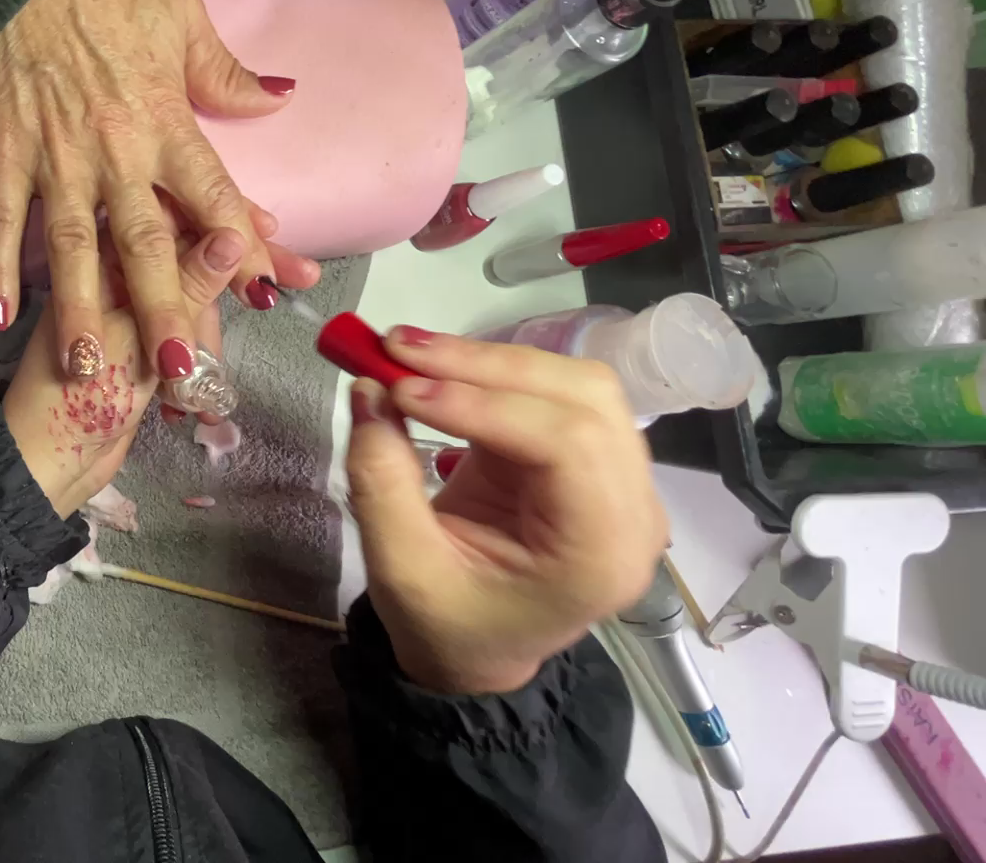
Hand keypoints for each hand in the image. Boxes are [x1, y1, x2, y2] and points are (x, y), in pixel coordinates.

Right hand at [0, 0, 303, 385]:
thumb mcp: (184, 19)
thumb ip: (227, 73)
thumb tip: (279, 97)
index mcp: (165, 121)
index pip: (213, 198)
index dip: (242, 249)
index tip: (266, 295)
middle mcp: (115, 152)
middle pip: (146, 243)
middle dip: (165, 308)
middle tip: (181, 371)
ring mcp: (54, 157)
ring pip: (73, 246)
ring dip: (80, 309)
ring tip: (89, 367)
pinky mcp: (3, 152)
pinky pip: (0, 219)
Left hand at [4, 225, 249, 516]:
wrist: (44, 465)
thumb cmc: (76, 396)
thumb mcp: (135, 337)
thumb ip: (184, 286)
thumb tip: (233, 232)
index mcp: (101, 261)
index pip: (171, 225)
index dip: (225, 223)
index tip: (273, 232)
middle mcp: (113, 279)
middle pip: (188, 264)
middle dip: (240, 274)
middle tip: (302, 275)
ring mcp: (124, 316)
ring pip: (187, 306)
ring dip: (220, 328)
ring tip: (260, 335)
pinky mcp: (135, 351)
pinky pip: (180, 341)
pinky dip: (201, 358)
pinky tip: (217, 383)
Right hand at [345, 329, 667, 693]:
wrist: (475, 648)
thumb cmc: (445, 623)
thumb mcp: (400, 567)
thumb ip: (381, 482)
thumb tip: (368, 392)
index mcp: (600, 552)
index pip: (568, 445)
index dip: (483, 404)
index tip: (401, 389)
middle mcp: (630, 506)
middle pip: (581, 398)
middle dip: (482, 364)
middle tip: (394, 348)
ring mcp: (613, 476)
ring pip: (569, 382)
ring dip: (485, 357)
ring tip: (406, 349)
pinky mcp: (577, 455)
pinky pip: (543, 391)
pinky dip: (484, 370)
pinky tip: (432, 366)